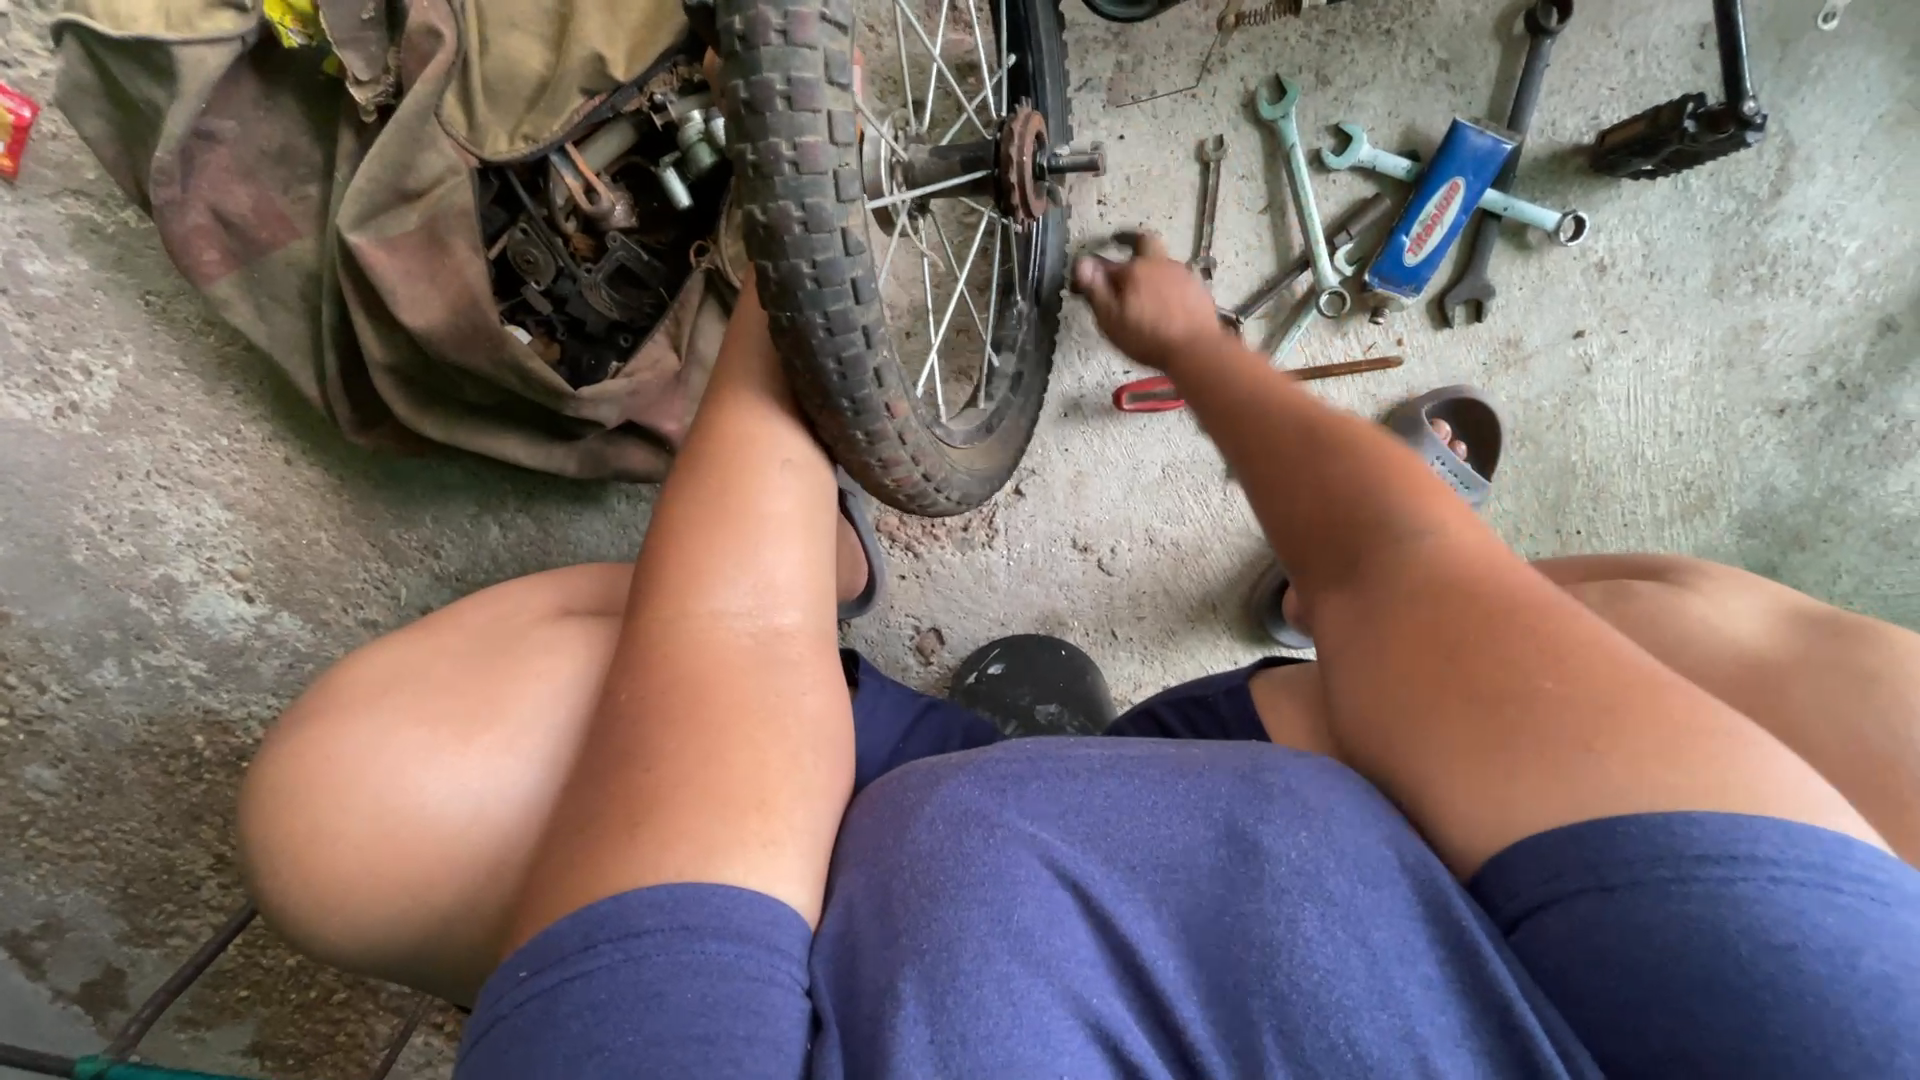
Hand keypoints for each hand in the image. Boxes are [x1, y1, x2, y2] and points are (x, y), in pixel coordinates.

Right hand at [1071, 232, 1231, 371]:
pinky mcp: (1199, 287)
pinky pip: (1178, 280)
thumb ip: (1096, 289)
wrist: (1196, 349)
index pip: (1107, 263)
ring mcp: (1182, 273)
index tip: (1091, 282)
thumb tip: (1081, 262)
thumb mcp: (1111, 319)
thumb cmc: (1147, 337)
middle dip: (1132, 243)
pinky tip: (1168, 307)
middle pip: (1144, 242)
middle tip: (1124, 257)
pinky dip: (1169, 288)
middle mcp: (1159, 263)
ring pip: (1163, 264)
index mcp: (1134, 270)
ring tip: (1146, 297)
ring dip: (1152, 273)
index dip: (1096, 272)